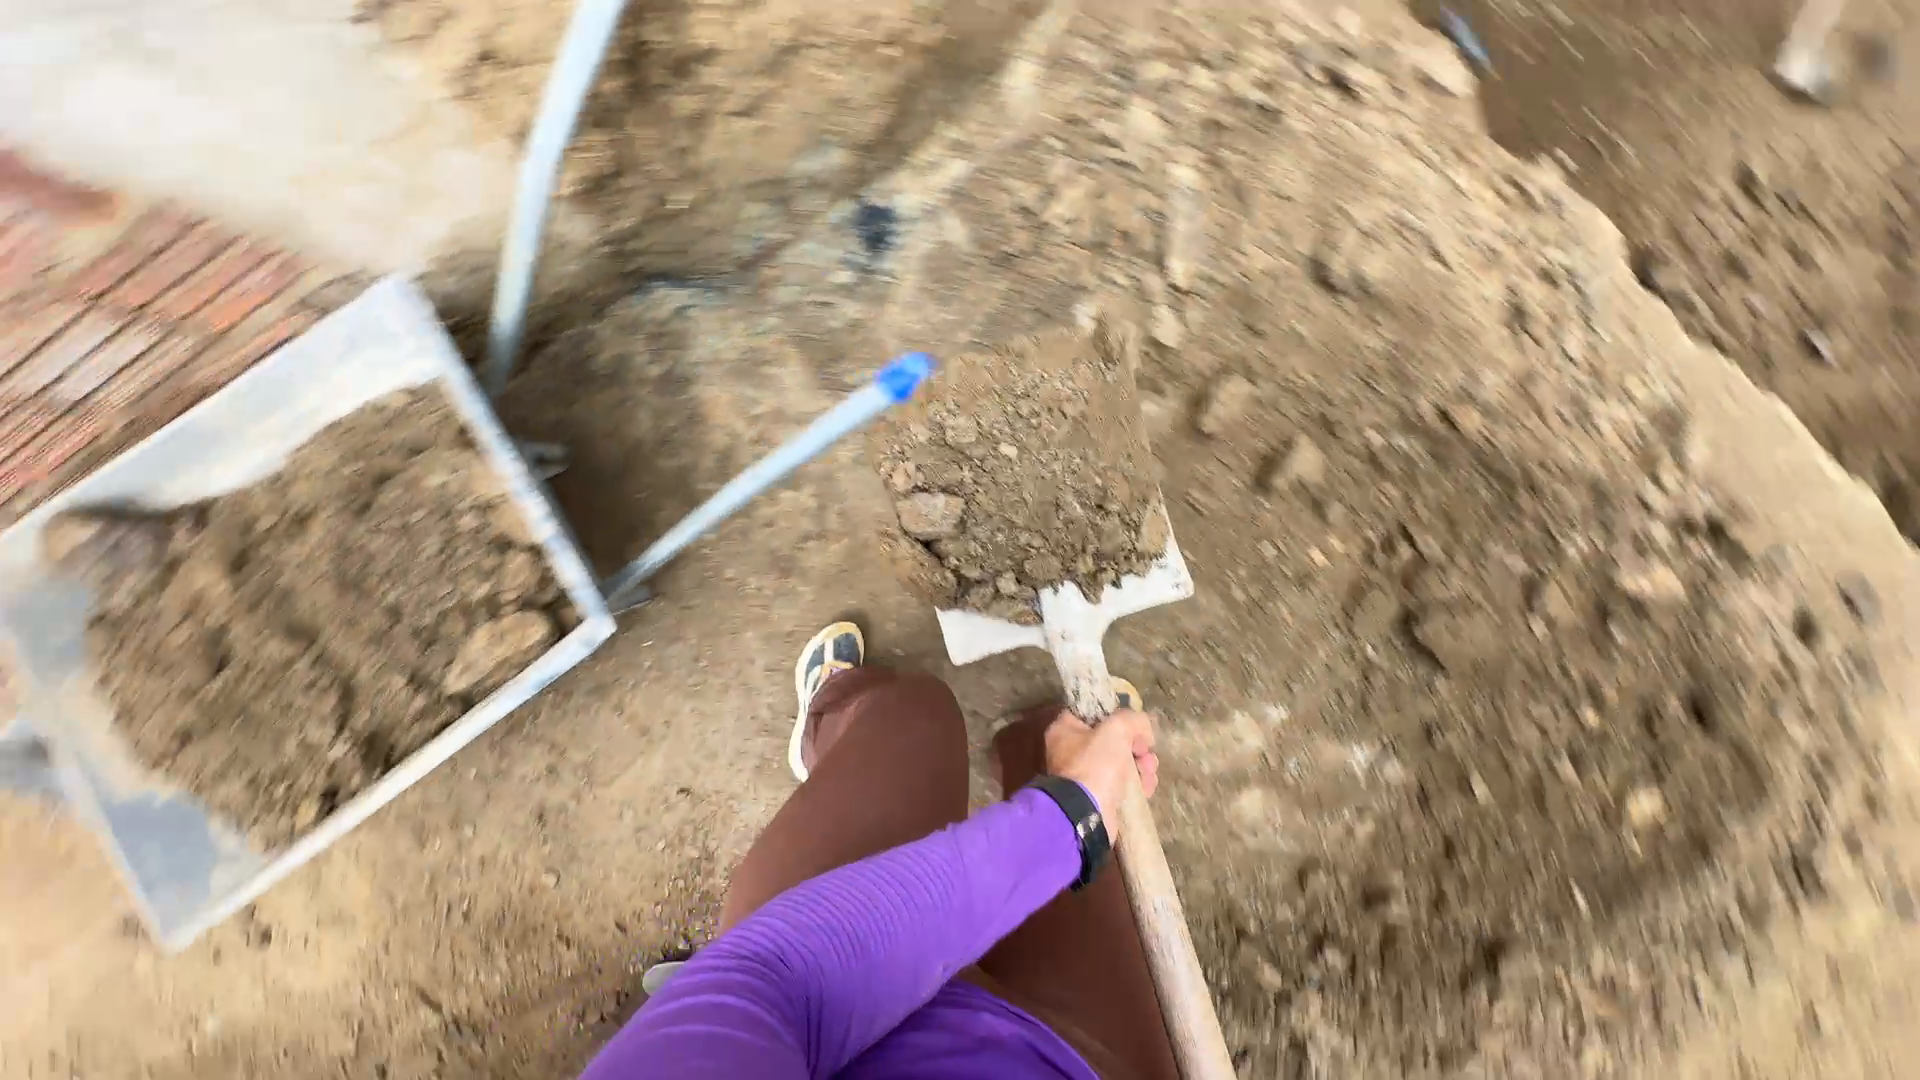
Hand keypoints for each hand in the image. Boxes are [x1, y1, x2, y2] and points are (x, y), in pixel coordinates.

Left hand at [1043, 708, 1157, 840]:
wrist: (1087, 816)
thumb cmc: (1095, 764)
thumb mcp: (1116, 729)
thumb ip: (1132, 719)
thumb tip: (1143, 727)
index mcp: (1065, 729)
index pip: (1094, 712)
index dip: (1118, 715)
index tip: (1135, 724)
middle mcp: (1070, 751)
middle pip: (1111, 739)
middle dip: (1136, 745)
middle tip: (1146, 751)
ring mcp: (1083, 776)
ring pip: (1119, 762)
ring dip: (1141, 765)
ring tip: (1150, 772)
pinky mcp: (1097, 797)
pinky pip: (1121, 784)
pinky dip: (1136, 784)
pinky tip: (1147, 787)